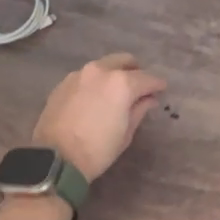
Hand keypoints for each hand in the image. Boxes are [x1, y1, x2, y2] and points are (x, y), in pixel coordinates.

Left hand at [32, 53, 166, 180]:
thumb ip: (139, 110)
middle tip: (140, 87)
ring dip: (114, 75)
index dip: (157, 84)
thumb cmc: (98, 150)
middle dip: (135, 71)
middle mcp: (100, 71)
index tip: (162, 90)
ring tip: (117, 93)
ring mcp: (79, 74)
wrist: (57, 158)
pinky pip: (86, 76)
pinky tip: (96, 99)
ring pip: (103, 66)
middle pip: (124, 61)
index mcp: (121, 83)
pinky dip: (96, 82)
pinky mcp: (63, 83)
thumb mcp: (125, 133)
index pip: (147, 78)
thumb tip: (149, 99)